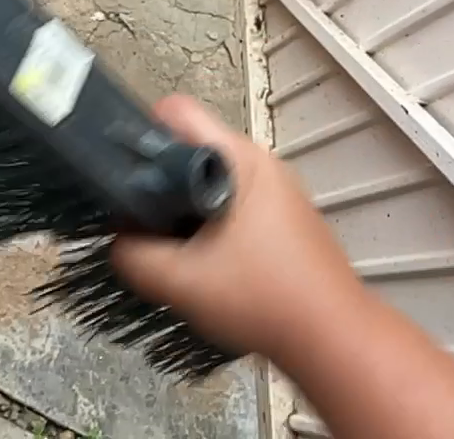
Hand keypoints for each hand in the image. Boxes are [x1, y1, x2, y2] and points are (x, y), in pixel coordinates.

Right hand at [111, 96, 356, 360]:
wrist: (336, 340)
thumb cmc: (262, 299)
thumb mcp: (182, 282)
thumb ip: (134, 256)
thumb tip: (117, 239)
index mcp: (238, 158)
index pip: (176, 111)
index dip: (141, 133)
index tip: (126, 173)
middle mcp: (259, 161)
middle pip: (192, 145)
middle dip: (161, 177)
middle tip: (144, 218)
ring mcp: (278, 187)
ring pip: (212, 175)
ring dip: (186, 202)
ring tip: (173, 243)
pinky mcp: (286, 215)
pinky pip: (234, 197)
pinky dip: (213, 217)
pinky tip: (208, 258)